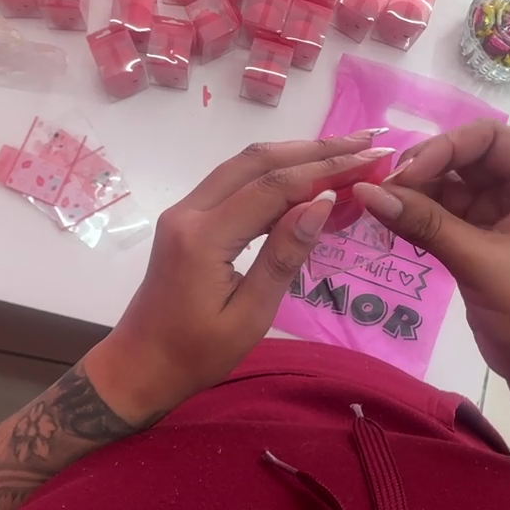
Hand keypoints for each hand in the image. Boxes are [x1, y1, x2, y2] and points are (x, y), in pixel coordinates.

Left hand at [86, 133, 396, 422]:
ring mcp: (184, 213)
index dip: (324, 170)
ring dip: (293, 155)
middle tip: (366, 142)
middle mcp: (189, 212)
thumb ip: (283, 257)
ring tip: (344, 152)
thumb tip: (321, 204)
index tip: (370, 160)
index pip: (272, 187)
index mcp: (203, 237)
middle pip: (256, 162)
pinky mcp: (186, 221)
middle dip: (314, 149)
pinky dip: (272, 175)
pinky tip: (304, 178)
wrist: (139, 366)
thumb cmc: (195, 356)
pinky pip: (232, 184)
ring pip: (243, 166)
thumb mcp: (248, 317)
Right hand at [350, 120, 509, 394]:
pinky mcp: (489, 247)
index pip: (490, 138)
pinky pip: (450, 221)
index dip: (443, 148)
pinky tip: (392, 226)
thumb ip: (424, 224)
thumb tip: (366, 190)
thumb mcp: (481, 264)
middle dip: (424, 172)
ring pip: (454, 192)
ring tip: (378, 210)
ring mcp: (508, 220)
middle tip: (381, 193)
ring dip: (417, 198)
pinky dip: (422, 222)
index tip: (401, 177)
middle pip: (469, 161)